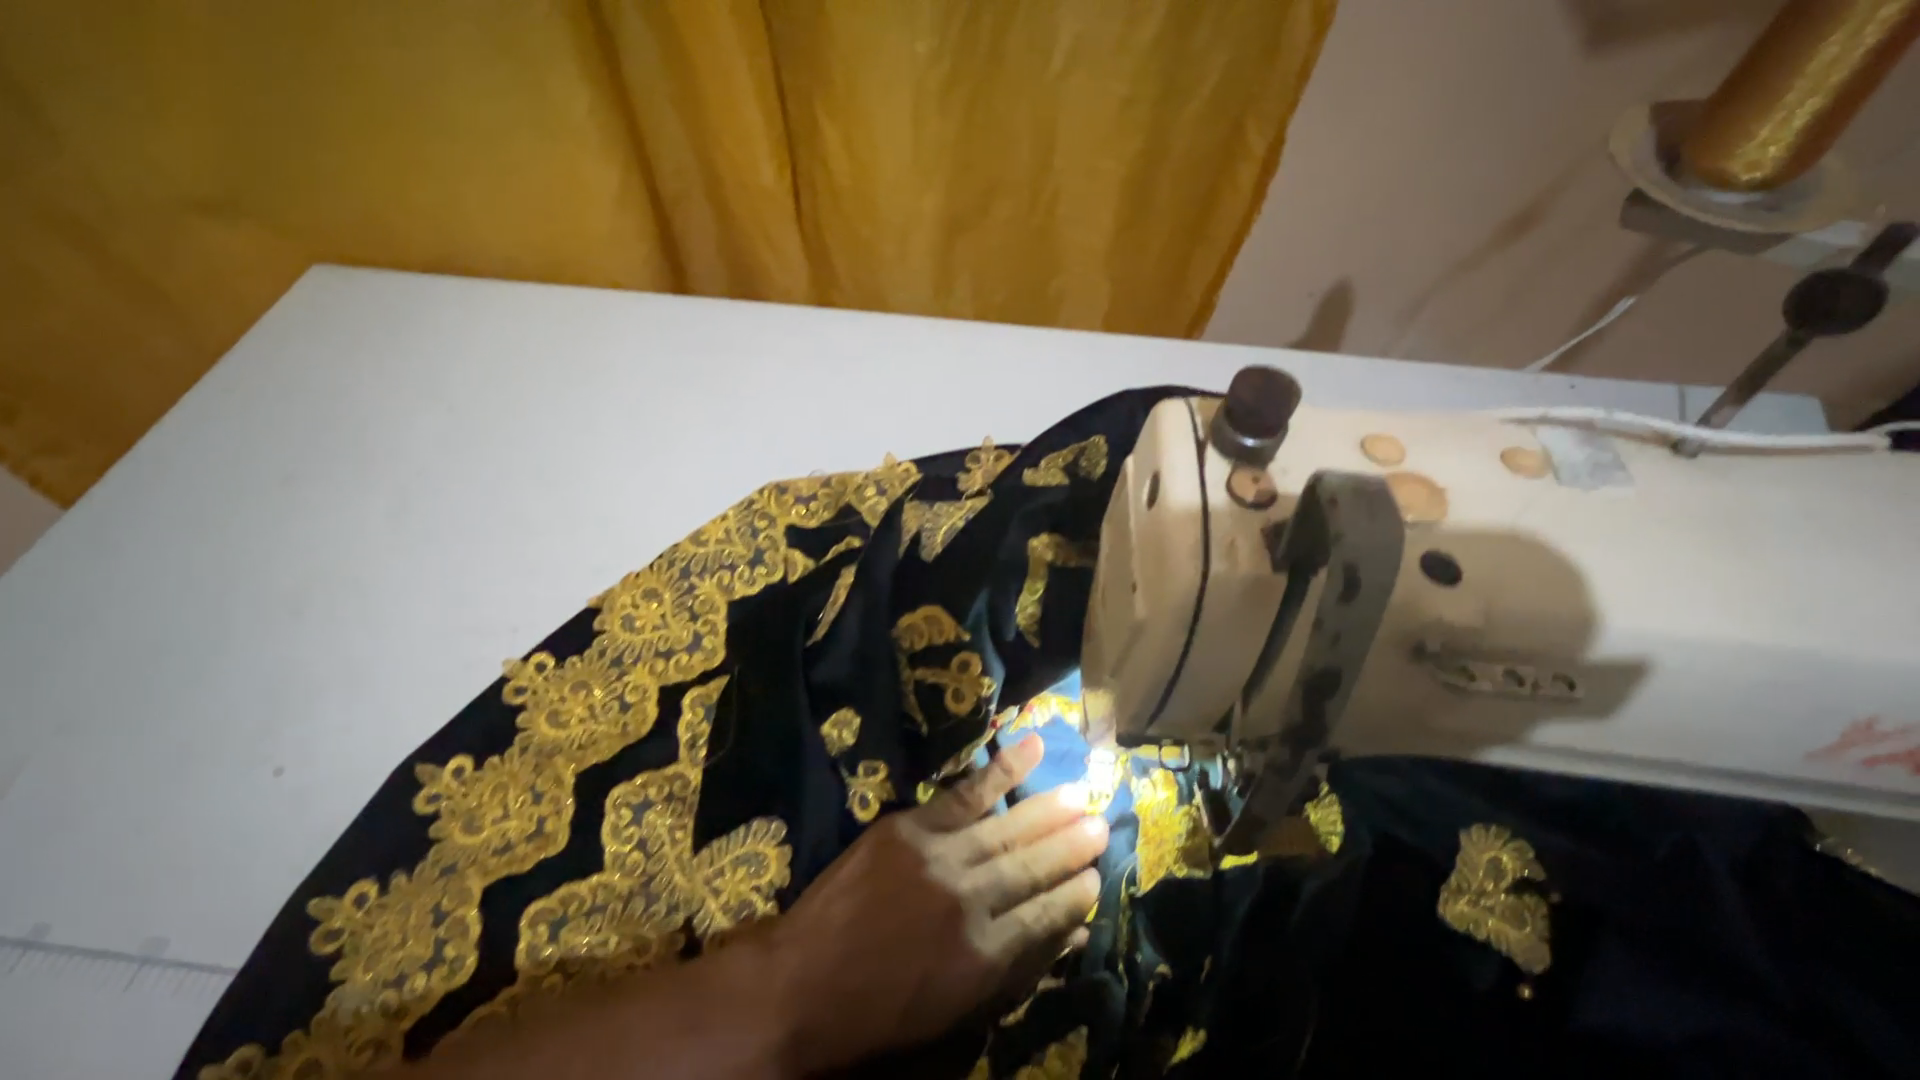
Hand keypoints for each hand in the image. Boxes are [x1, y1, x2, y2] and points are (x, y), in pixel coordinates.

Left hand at [762, 734, 1107, 1072]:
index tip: (1097, 877)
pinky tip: (1032, 748)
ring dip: (1049, 811)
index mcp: (987, 953)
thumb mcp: (957, 1007)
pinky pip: (966, 794)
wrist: (801, 983)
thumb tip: (1072, 936)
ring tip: (1082, 796)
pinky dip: (1002, 770)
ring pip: (1008, 829)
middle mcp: (973, 900)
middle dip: (1073, 846)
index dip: (1075, 895)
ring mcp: (941, 857)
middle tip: (1103, 825)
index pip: (1047, 915)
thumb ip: (1018, 967)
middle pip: (1035, 866)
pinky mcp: (910, 828)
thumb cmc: (881, 1008)